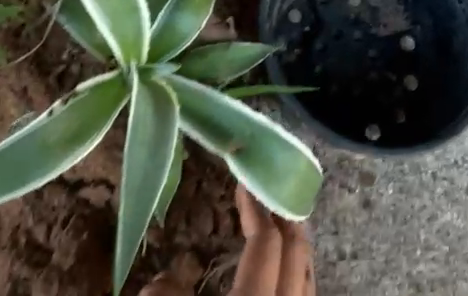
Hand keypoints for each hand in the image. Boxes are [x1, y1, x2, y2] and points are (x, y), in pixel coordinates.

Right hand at [139, 186, 315, 295]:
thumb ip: (164, 293)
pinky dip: (298, 276)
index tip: (244, 182)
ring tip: (283, 224)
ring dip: (296, 246)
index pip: (266, 243)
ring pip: (306, 279)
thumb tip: (162, 279)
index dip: (255, 209)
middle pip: (296, 254)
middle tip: (270, 190)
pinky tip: (285, 272)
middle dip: (285, 217)